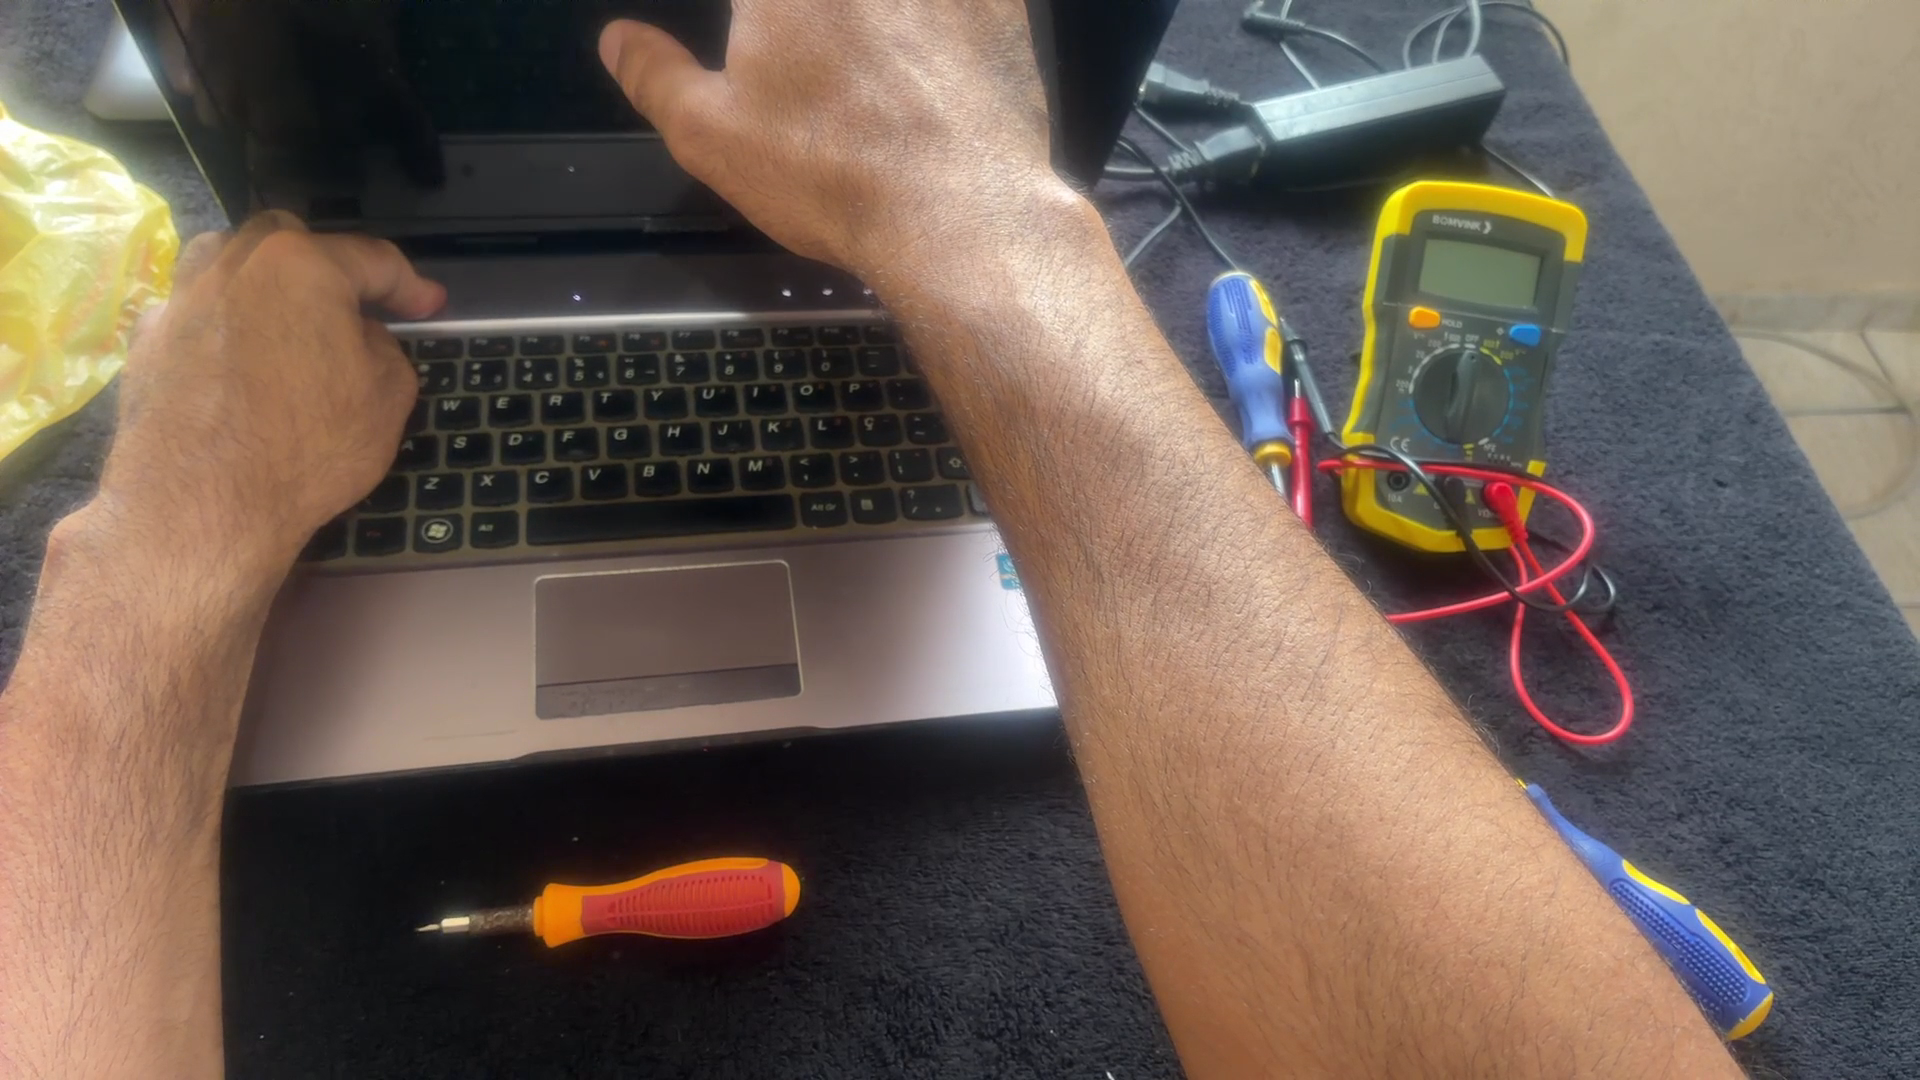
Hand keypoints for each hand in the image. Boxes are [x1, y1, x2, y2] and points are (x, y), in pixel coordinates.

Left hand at [97, 212, 443, 571]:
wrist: (206, 498)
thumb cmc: (314, 443)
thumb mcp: (391, 393)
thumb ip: (383, 346)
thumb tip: (360, 336)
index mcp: (301, 268)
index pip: (371, 257)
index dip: (412, 284)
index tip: (431, 306)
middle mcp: (231, 265)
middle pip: (291, 240)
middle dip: (336, 266)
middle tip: (367, 308)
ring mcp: (180, 298)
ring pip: (234, 262)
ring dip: (277, 282)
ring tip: (306, 324)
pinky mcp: (150, 337)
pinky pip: (207, 308)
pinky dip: (241, 319)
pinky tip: (261, 360)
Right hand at [598, 0, 1076, 280]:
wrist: (956, 219)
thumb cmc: (828, 178)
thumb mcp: (713, 140)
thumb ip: (658, 79)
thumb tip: (618, 41)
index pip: (760, 1)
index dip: (763, 23)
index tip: (767, 46)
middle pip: (826, 7)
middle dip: (816, 32)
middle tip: (822, 75)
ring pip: (896, 4)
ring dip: (884, 28)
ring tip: (874, 86)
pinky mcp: (1003, 5)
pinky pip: (980, 4)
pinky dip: (957, 24)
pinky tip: (937, 63)